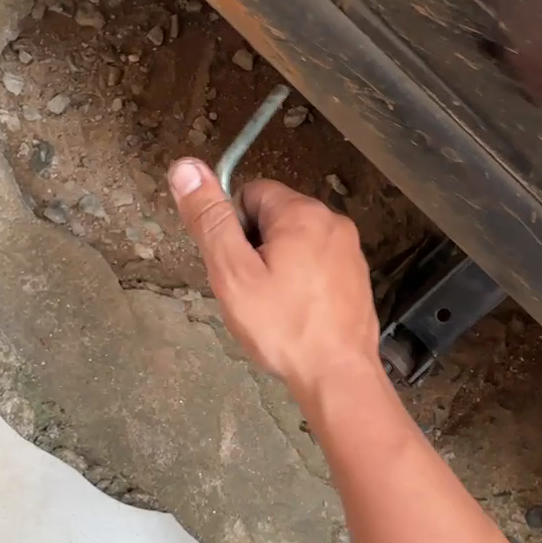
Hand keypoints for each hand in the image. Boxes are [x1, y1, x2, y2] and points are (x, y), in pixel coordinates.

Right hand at [166, 157, 382, 399]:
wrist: (337, 375)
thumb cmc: (283, 328)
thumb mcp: (233, 273)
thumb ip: (210, 219)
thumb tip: (185, 167)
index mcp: (301, 213)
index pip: (250, 194)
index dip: (233, 230)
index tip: (236, 266)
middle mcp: (332, 222)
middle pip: (274, 219)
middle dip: (255, 250)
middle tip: (252, 293)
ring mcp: (349, 250)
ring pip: (295, 244)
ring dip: (278, 268)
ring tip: (274, 308)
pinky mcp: (356, 277)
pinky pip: (316, 266)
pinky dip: (301, 284)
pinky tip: (297, 316)